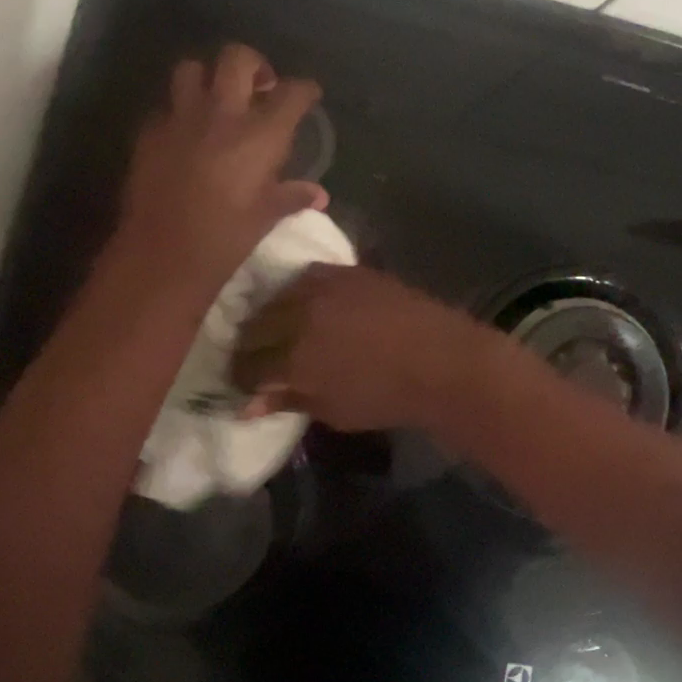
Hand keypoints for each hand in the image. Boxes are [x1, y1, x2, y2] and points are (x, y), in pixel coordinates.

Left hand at [99, 44, 324, 308]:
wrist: (162, 254)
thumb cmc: (225, 238)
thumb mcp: (266, 217)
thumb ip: (291, 196)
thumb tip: (317, 195)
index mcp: (260, 134)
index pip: (293, 92)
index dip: (305, 90)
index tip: (308, 95)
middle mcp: (222, 114)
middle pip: (237, 58)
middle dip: (254, 65)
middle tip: (260, 87)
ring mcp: (181, 119)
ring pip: (192, 69)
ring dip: (208, 78)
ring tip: (217, 100)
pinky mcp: (150, 133)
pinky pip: (166, 107)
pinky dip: (180, 113)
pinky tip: (186, 135)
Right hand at [233, 265, 507, 431]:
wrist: (440, 360)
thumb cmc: (386, 397)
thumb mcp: (333, 410)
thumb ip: (289, 400)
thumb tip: (249, 404)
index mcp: (293, 357)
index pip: (247, 365)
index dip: (241, 377)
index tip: (244, 385)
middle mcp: (300, 315)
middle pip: (254, 325)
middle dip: (249, 345)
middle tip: (255, 358)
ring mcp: (324, 287)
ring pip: (275, 296)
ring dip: (269, 314)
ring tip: (276, 329)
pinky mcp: (346, 270)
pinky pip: (305, 275)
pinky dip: (296, 291)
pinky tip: (302, 303)